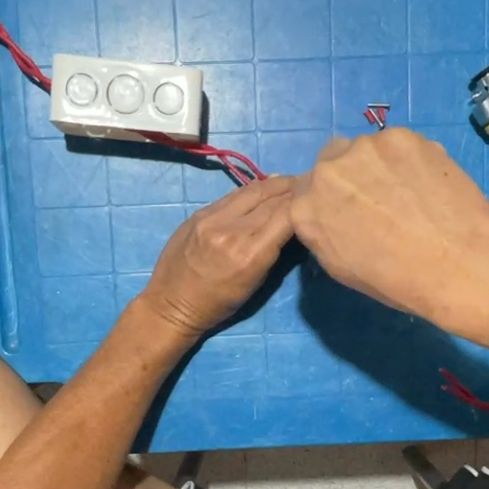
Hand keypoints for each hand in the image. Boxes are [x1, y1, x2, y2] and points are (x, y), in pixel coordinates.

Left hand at [137, 176, 295, 339]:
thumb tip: (289, 218)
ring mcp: (212, 219)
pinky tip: (263, 189)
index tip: (316, 197)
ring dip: (273, 184)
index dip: (303, 202)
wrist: (172, 305)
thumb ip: (273, 248)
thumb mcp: (256, 283)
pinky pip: (232, 196)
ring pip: (251, 190)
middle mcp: (231, 230)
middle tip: (308, 184)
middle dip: (292, 188)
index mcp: (250, 253)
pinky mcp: (199, 214)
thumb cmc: (219, 305)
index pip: (285, 214)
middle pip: (270, 196)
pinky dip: (251, 191)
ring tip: (289, 182)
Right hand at [287, 130, 488, 324]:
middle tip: (377, 199)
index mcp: (305, 209)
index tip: (350, 211)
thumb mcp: (342, 268)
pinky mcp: (402, 137)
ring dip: (379, 165)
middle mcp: (327, 172)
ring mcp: (366, 149)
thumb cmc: (397, 281)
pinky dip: (408, 160)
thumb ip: (325, 232)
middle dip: (348, 175)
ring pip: (366, 149)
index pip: (306, 191)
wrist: (456, 263)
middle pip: (330, 160)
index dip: (330, 200)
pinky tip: (428, 183)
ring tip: (409, 193)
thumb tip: (335, 215)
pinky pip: (398, 145)